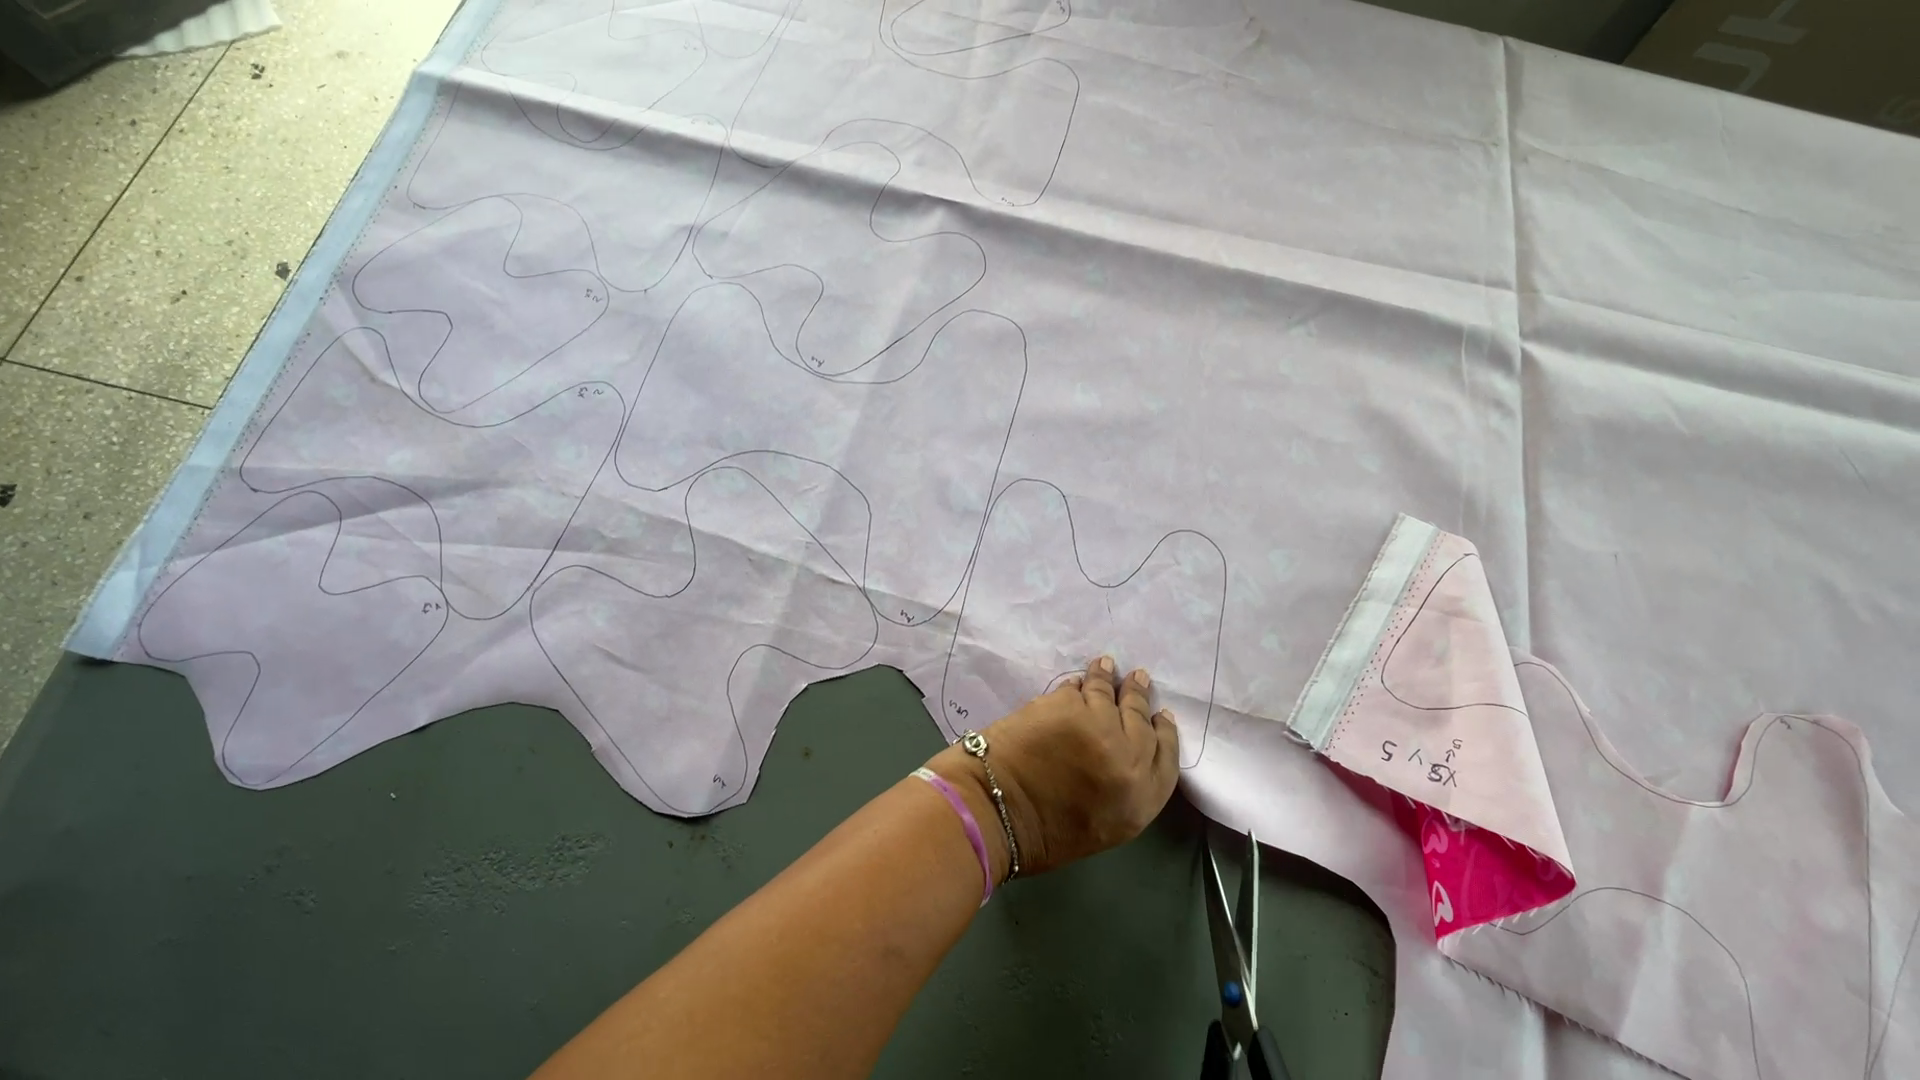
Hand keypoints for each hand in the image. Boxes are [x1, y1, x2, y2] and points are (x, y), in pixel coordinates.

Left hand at [927, 656, 1179, 879]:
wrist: (993, 812)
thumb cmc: (1040, 835)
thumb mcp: (1102, 826)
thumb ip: (1122, 790)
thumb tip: (1120, 756)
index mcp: (1139, 801)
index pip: (1165, 758)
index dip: (1163, 733)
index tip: (1161, 716)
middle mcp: (1128, 761)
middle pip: (1141, 720)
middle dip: (1139, 697)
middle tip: (1138, 678)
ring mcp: (1100, 728)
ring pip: (1109, 695)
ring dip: (1108, 678)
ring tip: (1106, 666)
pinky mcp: (1068, 706)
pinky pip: (1077, 689)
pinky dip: (1076, 685)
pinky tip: (1076, 680)